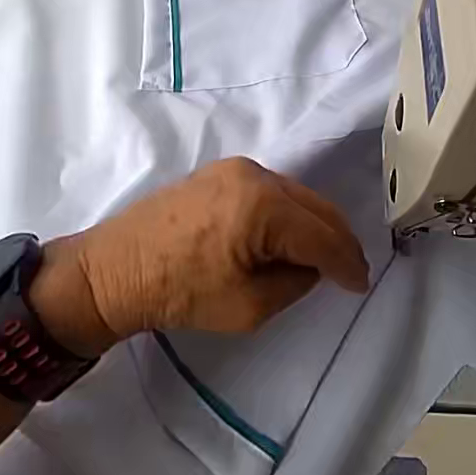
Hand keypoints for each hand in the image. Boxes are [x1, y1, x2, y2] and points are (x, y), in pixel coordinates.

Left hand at [29, 158, 371, 357]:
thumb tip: (311, 265)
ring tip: (322, 257)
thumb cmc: (178, 294)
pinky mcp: (214, 173)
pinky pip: (267, 191)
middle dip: (336, 239)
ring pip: (292, 195)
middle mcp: (252, 174)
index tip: (361, 284)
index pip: (323, 234)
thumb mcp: (250, 305)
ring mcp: (230, 168)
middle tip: (350, 271)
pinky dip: (285, 213)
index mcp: (262, 205)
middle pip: (314, 206)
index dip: (348, 263)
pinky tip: (286, 236)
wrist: (114, 270)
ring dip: (311, 225)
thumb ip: (295, 281)